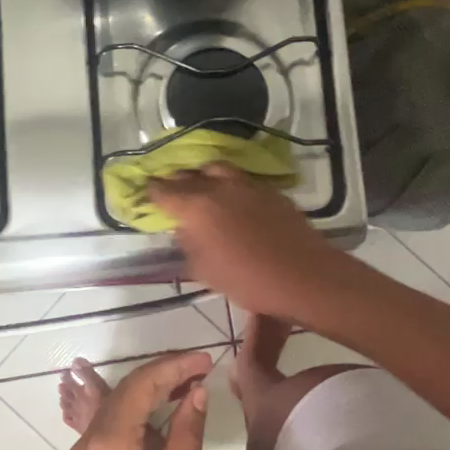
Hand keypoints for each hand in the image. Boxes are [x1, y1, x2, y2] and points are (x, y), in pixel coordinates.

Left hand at [62, 352, 212, 449]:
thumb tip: (196, 392)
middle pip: (123, 391)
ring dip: (147, 391)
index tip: (209, 359)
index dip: (175, 366)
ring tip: (186, 383)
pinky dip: (135, 413)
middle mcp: (86, 444)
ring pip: (113, 408)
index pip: (141, 385)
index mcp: (108, 444)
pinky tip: (157, 414)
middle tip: (202, 368)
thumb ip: (185, 438)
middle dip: (162, 373)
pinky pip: (108, 428)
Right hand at [148, 163, 358, 323]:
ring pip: (217, 169)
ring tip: (202, 187)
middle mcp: (219, 187)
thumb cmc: (248, 280)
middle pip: (190, 175)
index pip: (164, 191)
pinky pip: (241, 178)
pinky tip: (233, 196)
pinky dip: (230, 183)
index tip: (146, 192)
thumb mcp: (206, 270)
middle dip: (177, 181)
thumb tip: (184, 228)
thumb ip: (189, 244)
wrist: (303, 275)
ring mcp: (247, 184)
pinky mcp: (270, 190)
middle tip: (171, 190)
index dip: (152, 192)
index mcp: (196, 207)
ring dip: (205, 176)